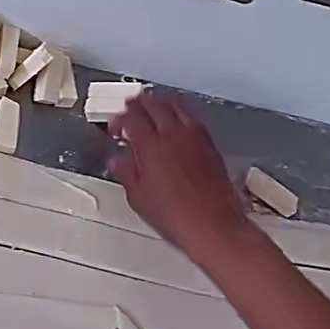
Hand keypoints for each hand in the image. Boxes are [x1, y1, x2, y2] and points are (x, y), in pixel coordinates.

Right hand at [107, 91, 257, 261]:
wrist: (214, 226)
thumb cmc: (180, 217)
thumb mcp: (140, 198)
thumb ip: (128, 173)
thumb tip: (120, 162)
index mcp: (151, 145)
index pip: (130, 119)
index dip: (119, 119)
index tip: (115, 127)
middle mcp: (173, 134)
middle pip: (153, 104)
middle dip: (138, 103)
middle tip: (129, 108)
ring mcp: (194, 136)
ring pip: (175, 104)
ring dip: (160, 102)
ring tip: (153, 107)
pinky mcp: (210, 143)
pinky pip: (192, 117)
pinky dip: (180, 113)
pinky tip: (177, 121)